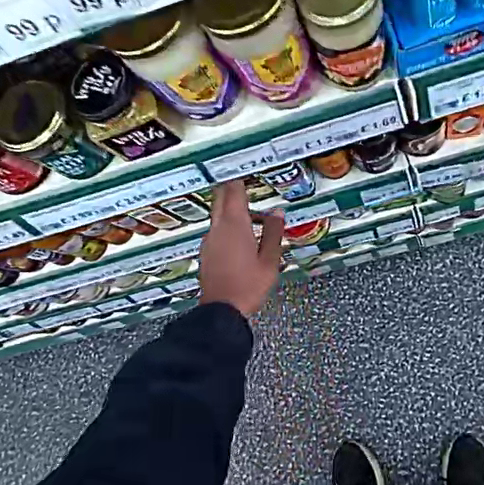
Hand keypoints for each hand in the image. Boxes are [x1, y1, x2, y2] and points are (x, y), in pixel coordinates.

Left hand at [197, 180, 283, 316]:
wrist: (222, 311)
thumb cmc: (248, 286)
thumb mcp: (270, 260)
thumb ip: (274, 233)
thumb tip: (278, 213)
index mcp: (235, 225)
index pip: (234, 191)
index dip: (239, 180)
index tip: (246, 173)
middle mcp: (218, 229)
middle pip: (221, 199)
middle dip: (232, 190)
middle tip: (245, 187)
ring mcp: (209, 241)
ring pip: (218, 216)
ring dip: (233, 212)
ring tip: (253, 221)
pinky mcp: (206, 253)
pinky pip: (217, 231)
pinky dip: (228, 228)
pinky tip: (242, 241)